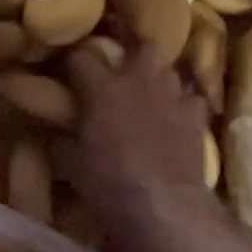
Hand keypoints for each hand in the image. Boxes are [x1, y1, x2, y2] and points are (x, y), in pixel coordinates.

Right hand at [67, 48, 228, 251]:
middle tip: (120, 71)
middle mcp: (140, 80)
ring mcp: (174, 96)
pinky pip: (191, 98)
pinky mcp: (197, 117)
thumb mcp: (71, 163)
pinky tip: (176, 117)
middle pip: (140, 45)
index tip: (69, 72)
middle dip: (131, 54)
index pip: (83, 57)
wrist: (160, 206)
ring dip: (158, 78)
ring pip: (169, 69)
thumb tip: (54, 132)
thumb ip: (64, 139)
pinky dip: (182, 104)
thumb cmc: (106, 184)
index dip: (75, 63)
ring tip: (148, 93)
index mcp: (102, 88)